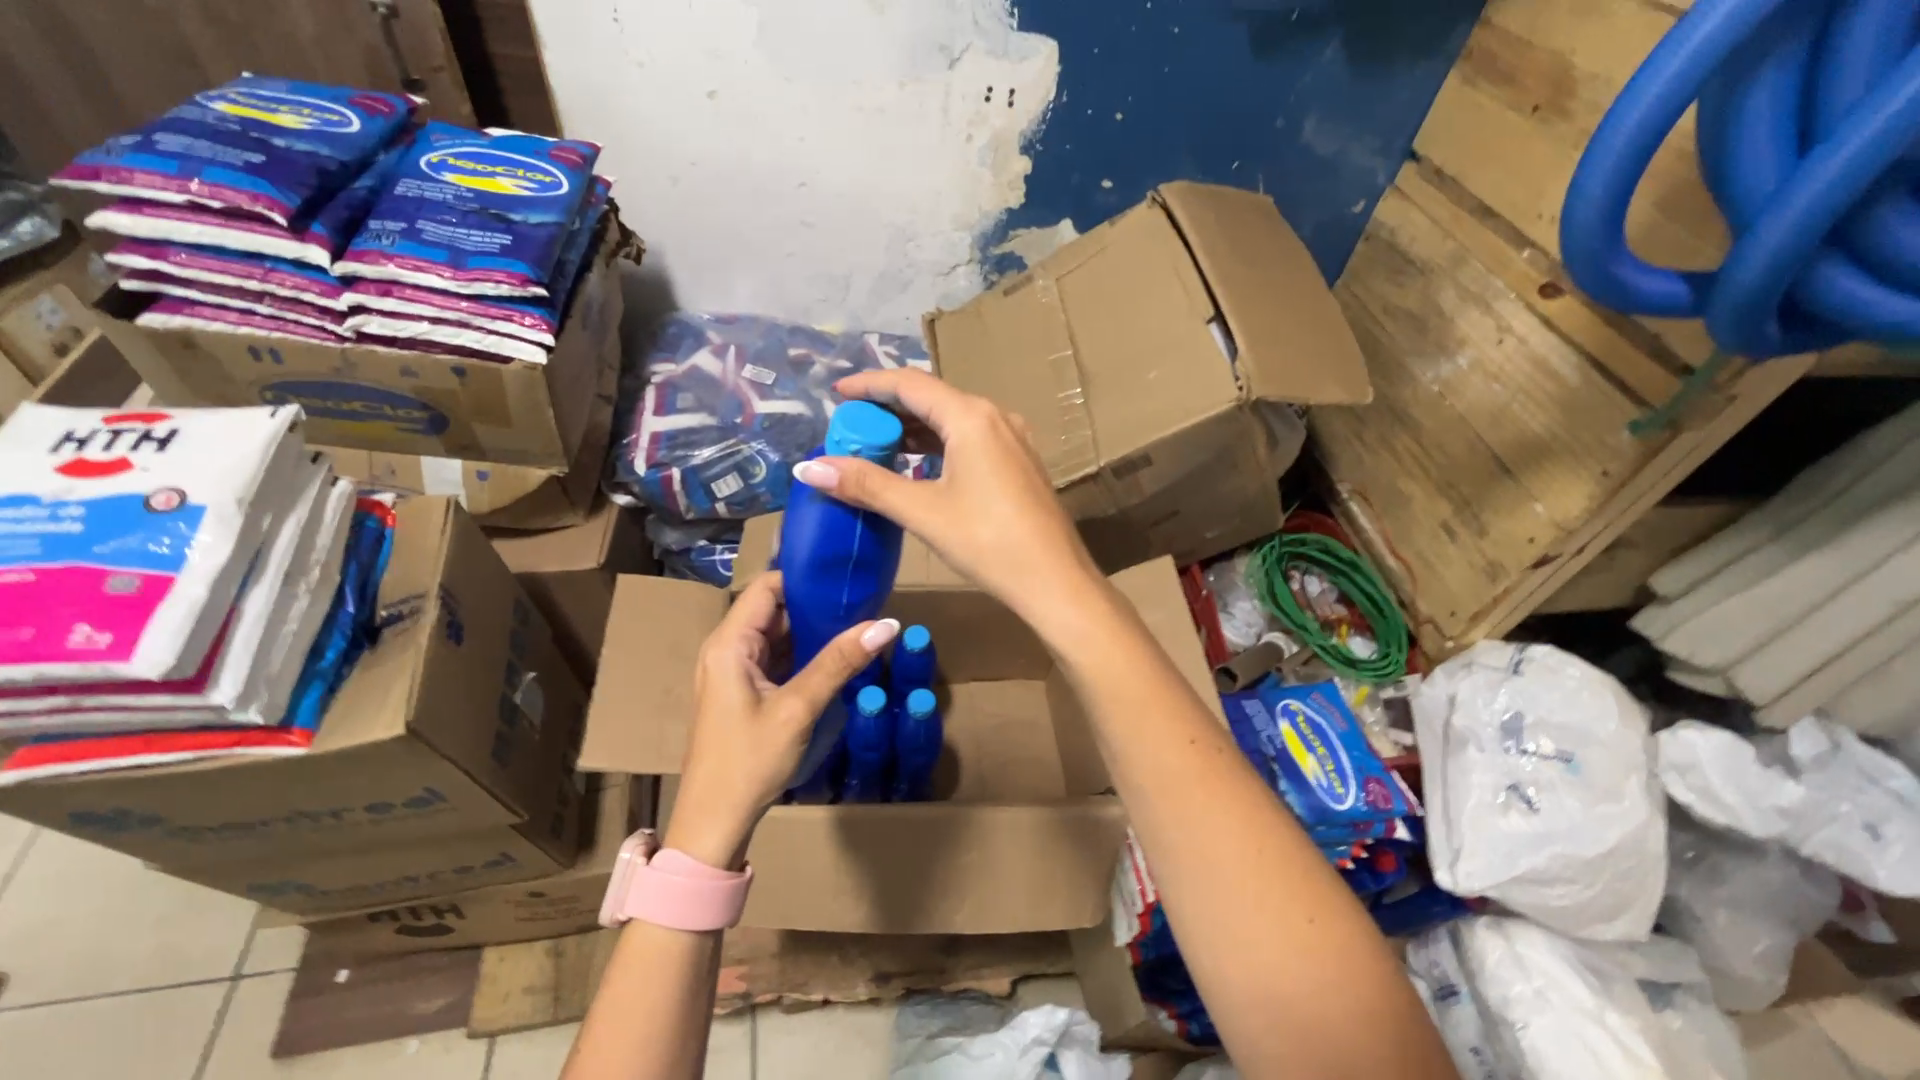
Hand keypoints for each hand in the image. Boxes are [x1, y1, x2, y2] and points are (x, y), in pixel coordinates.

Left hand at [666, 571, 899, 868]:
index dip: (806, 578)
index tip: (848, 578)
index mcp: (729, 643)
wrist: (715, 821)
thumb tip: (887, 622)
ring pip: (778, 636)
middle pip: (774, 609)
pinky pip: (777, 660)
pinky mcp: (744, 693)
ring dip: (814, 631)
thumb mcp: (798, 708)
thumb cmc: (749, 761)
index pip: (768, 586)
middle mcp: (727, 649)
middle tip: (865, 601)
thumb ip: (840, 662)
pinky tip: (838, 658)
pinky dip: (805, 655)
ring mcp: (734, 673)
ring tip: (859, 624)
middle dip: (817, 605)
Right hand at [790, 368, 1107, 627]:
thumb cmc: (988, 543)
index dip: (869, 385)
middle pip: (932, 399)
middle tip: (850, 426)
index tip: (836, 392)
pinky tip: (918, 468)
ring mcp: (1012, 439)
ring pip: (952, 421)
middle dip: (888, 409)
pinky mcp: (1019, 463)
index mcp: (972, 417)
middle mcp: (995, 417)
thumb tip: (808, 469)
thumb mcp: (923, 512)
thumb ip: (867, 485)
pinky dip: (938, 446)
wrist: (1055, 580)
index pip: (910, 384)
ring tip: (876, 446)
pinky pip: (970, 440)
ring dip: (913, 430)